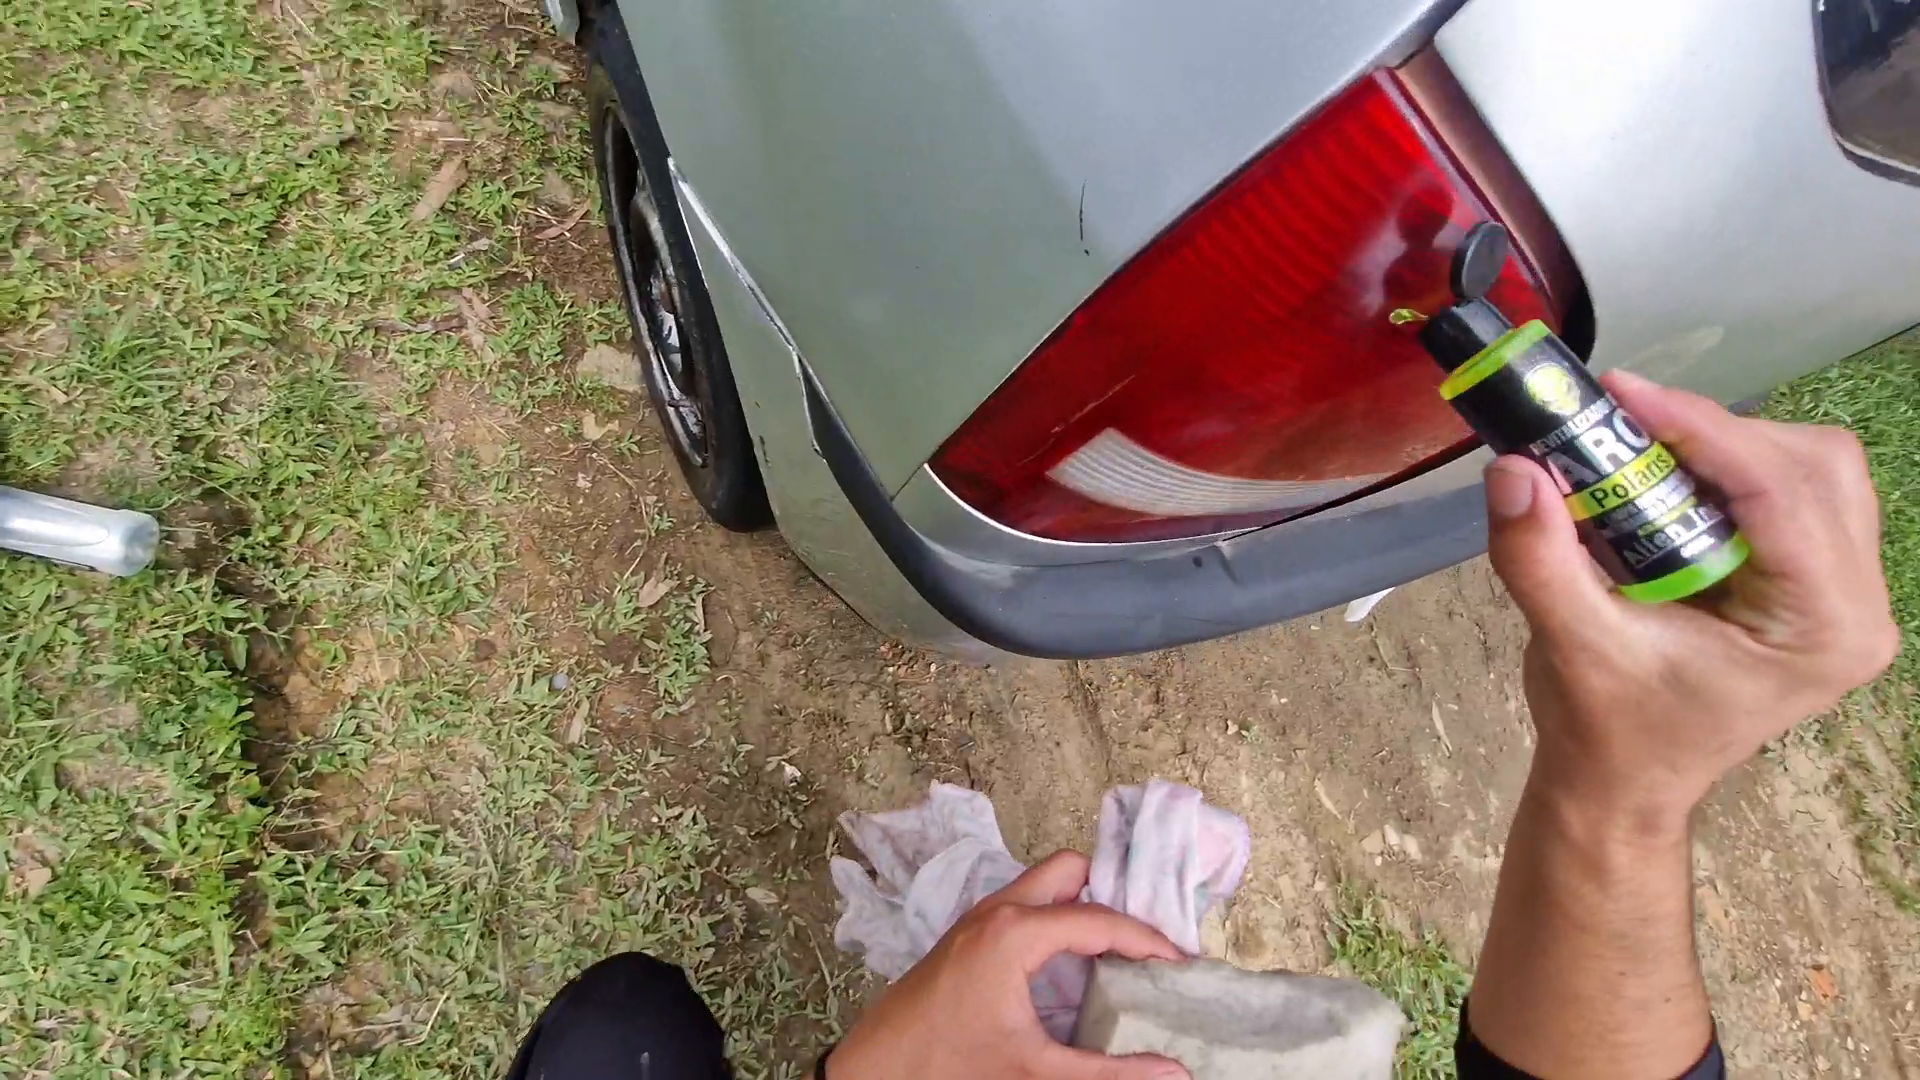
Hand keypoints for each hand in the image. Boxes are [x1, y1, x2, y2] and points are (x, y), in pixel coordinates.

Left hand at [828, 851, 1190, 1079]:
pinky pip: (1027, 902)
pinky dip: (1058, 916)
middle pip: (1068, 871)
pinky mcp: (973, 929)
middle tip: (1143, 938)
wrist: (880, 1067)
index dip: (1145, 939)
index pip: (1097, 919)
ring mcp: (982, 914)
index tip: (1180, 961)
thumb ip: (1107, 1072)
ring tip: (1118, 948)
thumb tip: (1174, 1073)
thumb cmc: (950, 1063)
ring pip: (1045, 883)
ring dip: (1082, 903)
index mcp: (1015, 932)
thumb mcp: (1034, 1071)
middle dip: (1110, 893)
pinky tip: (1073, 960)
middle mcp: (999, 908)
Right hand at [1483, 370, 1898, 828]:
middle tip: (1618, 424)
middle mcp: (1851, 601)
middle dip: (1714, 434)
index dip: (1705, 430)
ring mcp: (1831, 593)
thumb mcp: (1566, 642)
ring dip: (1717, 448)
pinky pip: (1778, 500)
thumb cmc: (1603, 724)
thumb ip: (1537, 557)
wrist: (1618, 778)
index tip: (1622, 393)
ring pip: (1808, 476)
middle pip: (1816, 470)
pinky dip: (1713, 473)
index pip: (1787, 495)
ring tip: (1630, 449)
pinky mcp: (1795, 586)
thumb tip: (1510, 468)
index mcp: (1820, 625)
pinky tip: (1651, 483)